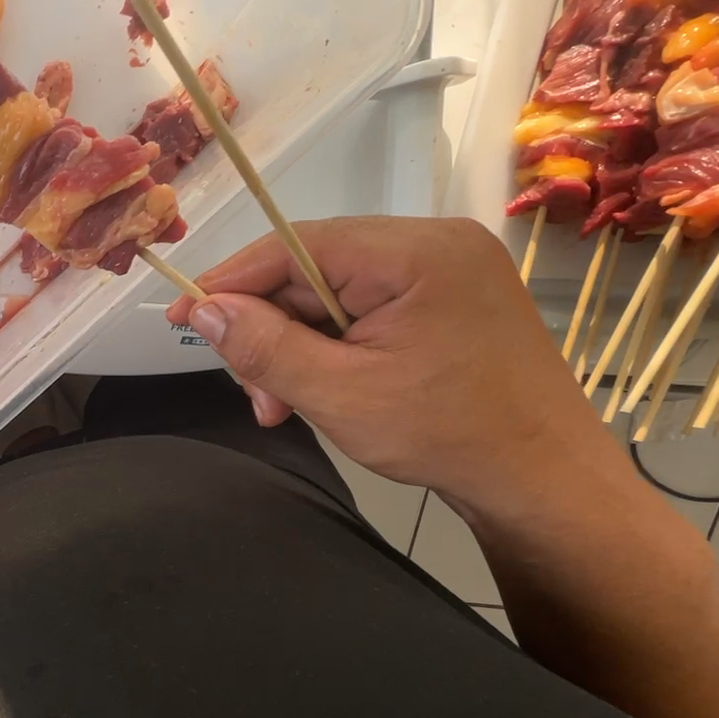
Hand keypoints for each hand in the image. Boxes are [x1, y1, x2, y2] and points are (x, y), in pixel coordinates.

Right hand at [166, 217, 623, 512]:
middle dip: (265, 332)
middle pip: (307, 271)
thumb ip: (264, 347)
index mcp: (413, 253)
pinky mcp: (441, 299)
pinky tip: (314, 390)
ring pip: (327, 295)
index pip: (293, 246)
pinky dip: (323, 349)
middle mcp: (431, 244)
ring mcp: (441, 270)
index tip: (179, 317)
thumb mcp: (336, 393)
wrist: (538, 472)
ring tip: (281, 406)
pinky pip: (356, 309)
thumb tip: (204, 310)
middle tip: (253, 395)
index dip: (228, 280)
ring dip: (289, 349)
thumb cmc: (443, 432)